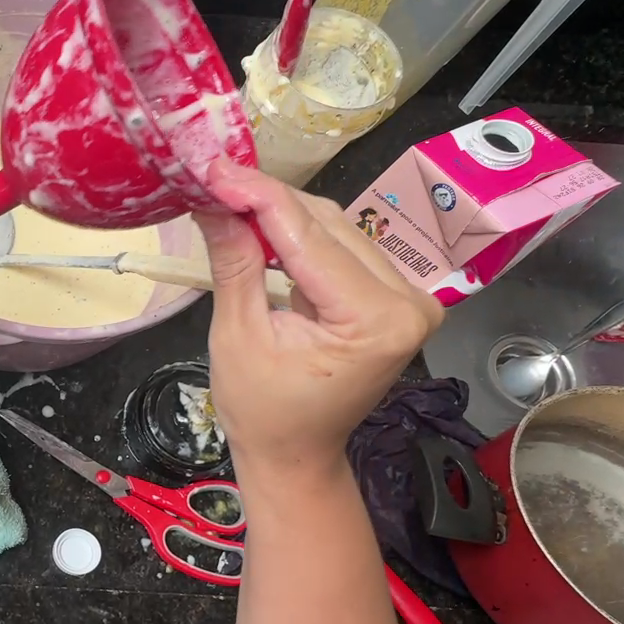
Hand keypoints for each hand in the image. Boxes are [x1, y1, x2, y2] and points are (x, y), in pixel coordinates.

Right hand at [196, 160, 443, 483]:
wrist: (293, 453)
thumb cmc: (261, 411)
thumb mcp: (238, 336)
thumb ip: (235, 264)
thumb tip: (213, 203)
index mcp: (375, 319)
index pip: (310, 237)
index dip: (258, 197)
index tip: (215, 170)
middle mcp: (409, 300)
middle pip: (329, 226)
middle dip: (268, 203)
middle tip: (213, 185)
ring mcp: (410, 297)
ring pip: (337, 231)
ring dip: (281, 216)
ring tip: (229, 205)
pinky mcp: (396, 298)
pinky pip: (343, 251)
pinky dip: (299, 238)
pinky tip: (262, 230)